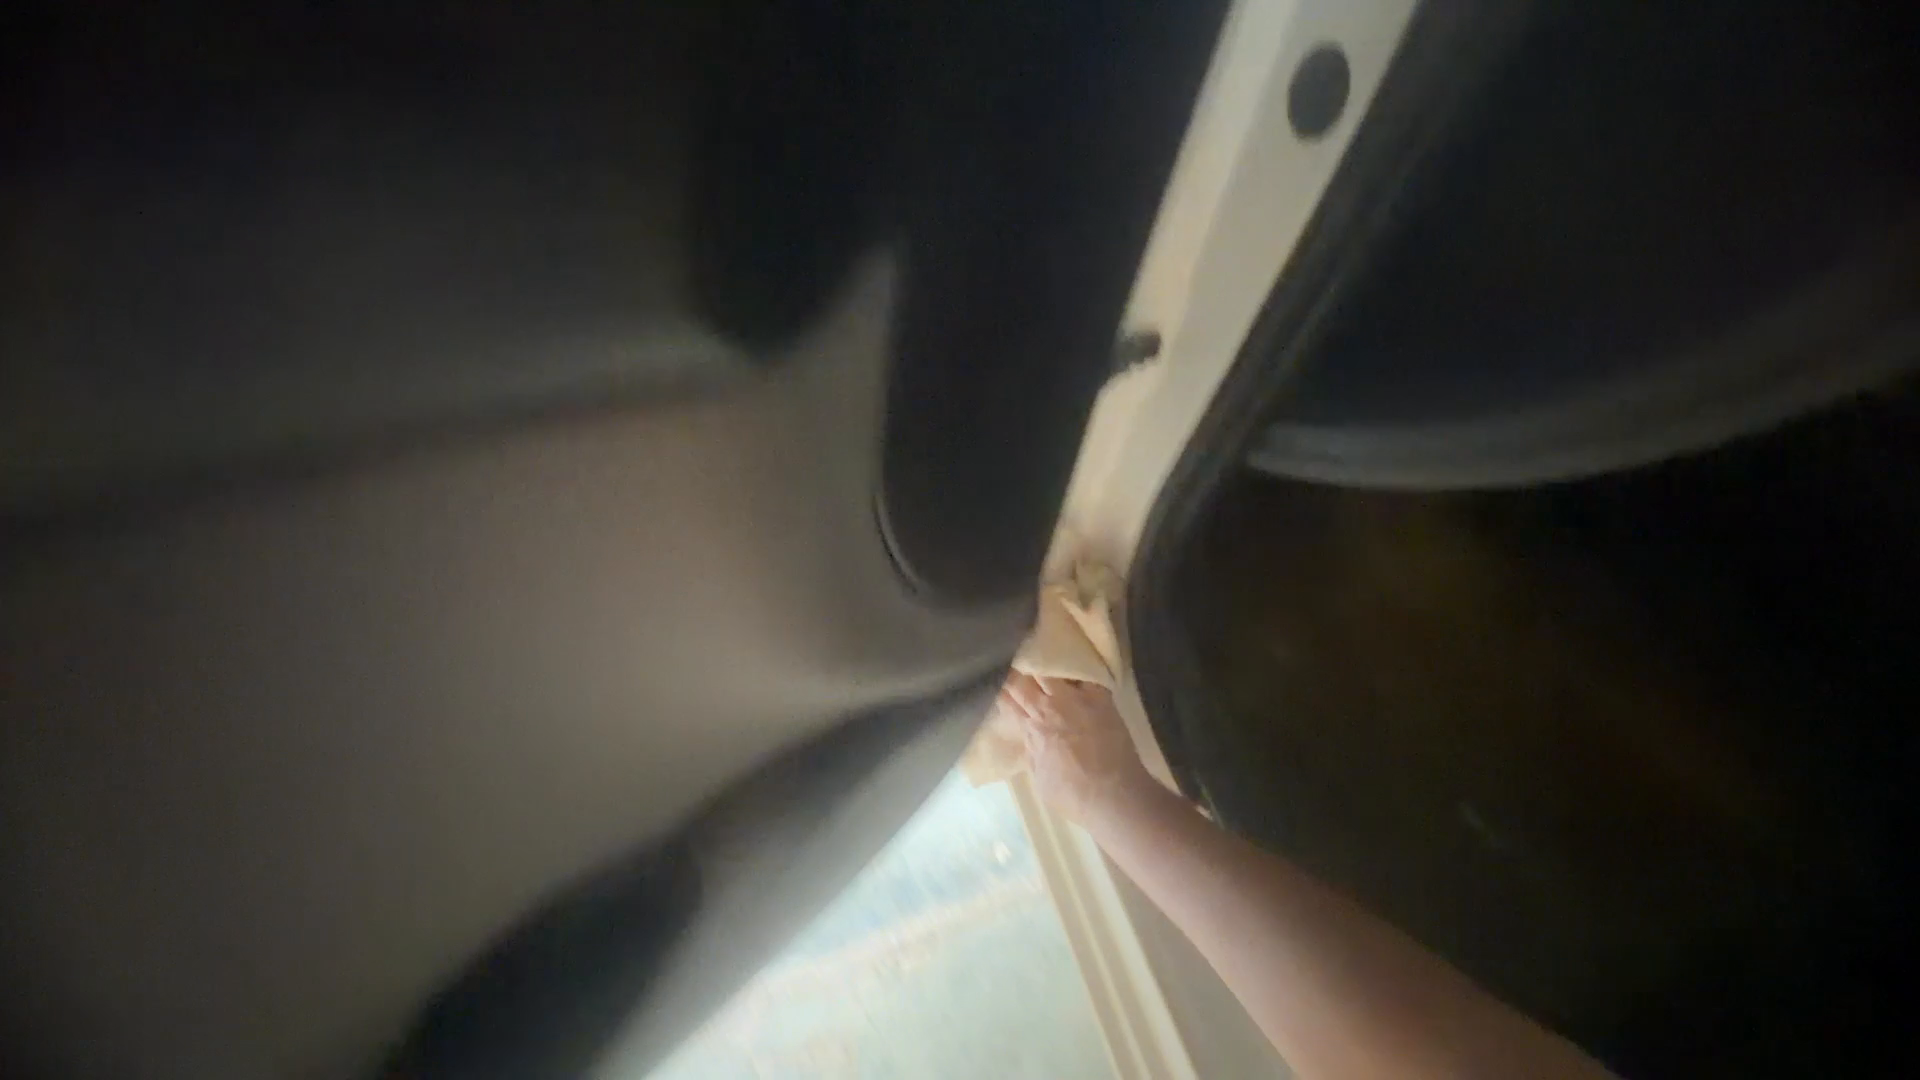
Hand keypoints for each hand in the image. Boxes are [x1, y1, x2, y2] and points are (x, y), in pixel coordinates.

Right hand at [1000, 673, 1156, 824]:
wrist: (1114, 795)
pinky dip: (1077, 669)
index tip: (996, 677)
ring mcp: (1075, 699)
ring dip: (1042, 664)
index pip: (1007, 700)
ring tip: (1039, 656)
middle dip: (1015, 670)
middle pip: (1024, 680)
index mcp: (1031, 728)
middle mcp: (1049, 708)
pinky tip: (1073, 663)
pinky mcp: (1100, 698)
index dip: (999, 687)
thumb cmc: (1073, 796)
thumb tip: (1028, 736)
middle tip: (1013, 661)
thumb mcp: (1040, 779)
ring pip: (1050, 670)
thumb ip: (1031, 753)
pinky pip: (1085, 673)